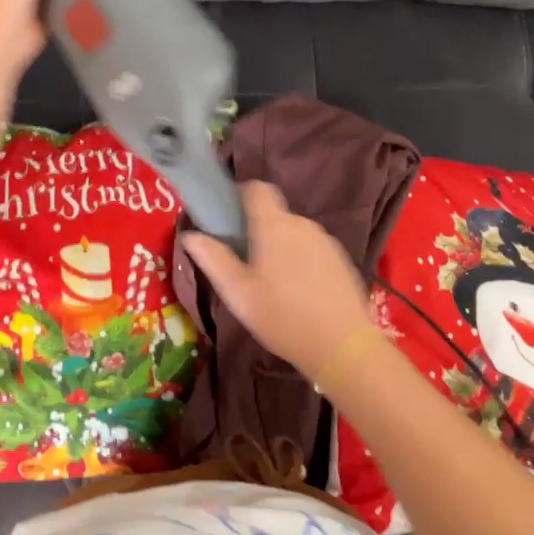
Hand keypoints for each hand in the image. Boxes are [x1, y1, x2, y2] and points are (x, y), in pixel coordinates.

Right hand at [183, 180, 376, 378]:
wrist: (343, 345)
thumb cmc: (282, 317)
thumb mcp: (239, 294)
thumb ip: (214, 260)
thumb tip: (190, 236)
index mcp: (274, 225)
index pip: (257, 189)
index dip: (241, 195)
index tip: (229, 219)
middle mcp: (301, 224)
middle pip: (275, 214)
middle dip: (259, 230)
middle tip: (246, 263)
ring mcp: (325, 240)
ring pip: (294, 232)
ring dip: (281, 246)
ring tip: (274, 282)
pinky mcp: (342, 259)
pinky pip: (313, 248)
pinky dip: (302, 260)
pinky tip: (299, 292)